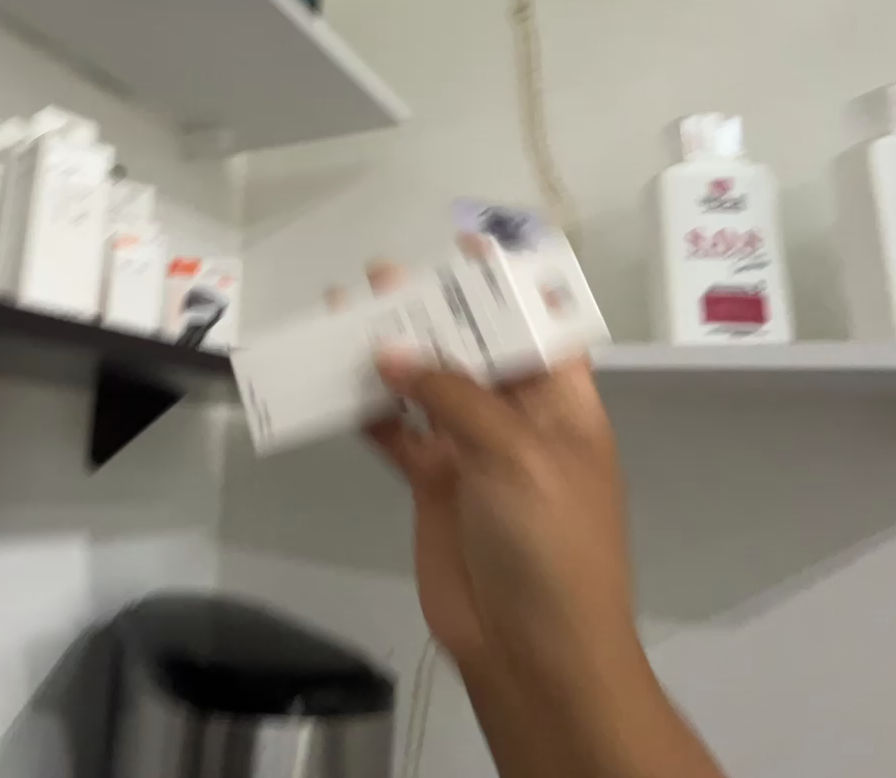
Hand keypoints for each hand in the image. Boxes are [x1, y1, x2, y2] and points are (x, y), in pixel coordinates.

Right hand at [339, 251, 636, 678]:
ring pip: (425, 387)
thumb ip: (450, 396)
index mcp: (559, 403)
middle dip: (431, 313)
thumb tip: (389, 352)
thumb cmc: (550, 542)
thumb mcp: (515, 455)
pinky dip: (368, 410)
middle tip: (381, 278)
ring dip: (390, 355)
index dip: (507, 286)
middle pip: (469, 350)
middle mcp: (514, 418)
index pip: (536, 327)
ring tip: (347, 316)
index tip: (465, 247)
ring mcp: (470, 450)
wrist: (530, 648)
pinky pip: (396, 433)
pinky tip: (336, 383)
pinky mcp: (432, 481)